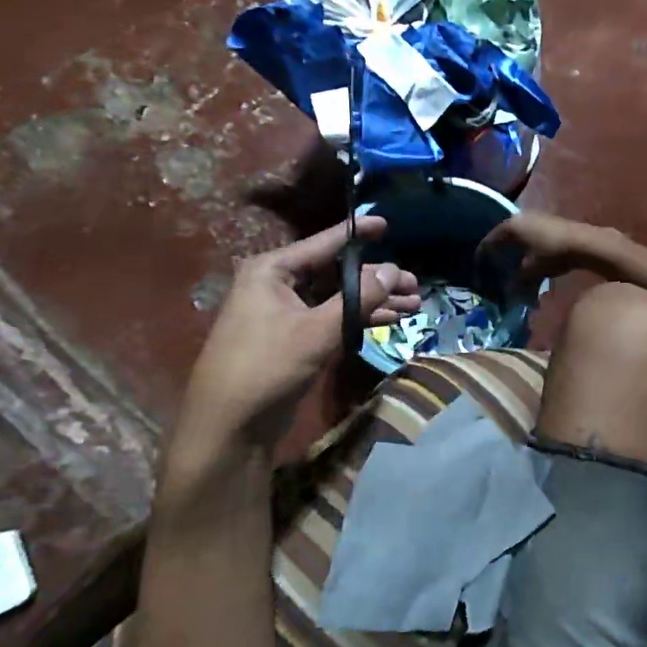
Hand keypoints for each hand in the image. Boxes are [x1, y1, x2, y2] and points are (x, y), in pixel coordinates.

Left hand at [164, 217, 419, 487]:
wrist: (231, 423)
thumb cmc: (267, 366)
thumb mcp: (317, 330)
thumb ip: (358, 298)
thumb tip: (394, 270)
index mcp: (273, 271)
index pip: (323, 243)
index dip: (357, 234)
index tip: (385, 223)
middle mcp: (278, 285)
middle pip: (337, 273)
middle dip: (377, 280)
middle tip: (415, 285)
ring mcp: (286, 313)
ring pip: (338, 299)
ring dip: (374, 302)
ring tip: (413, 305)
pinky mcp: (294, 339)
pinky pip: (333, 319)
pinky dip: (359, 320)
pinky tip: (390, 321)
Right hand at [478, 211, 617, 287]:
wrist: (586, 242)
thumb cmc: (553, 254)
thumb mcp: (531, 270)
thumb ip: (516, 281)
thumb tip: (508, 294)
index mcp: (510, 226)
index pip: (489, 241)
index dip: (483, 258)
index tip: (480, 272)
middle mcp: (520, 217)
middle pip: (503, 239)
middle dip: (500, 257)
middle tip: (496, 272)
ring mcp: (536, 218)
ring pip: (518, 238)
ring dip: (516, 255)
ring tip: (515, 271)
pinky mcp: (549, 223)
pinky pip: (531, 238)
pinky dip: (528, 251)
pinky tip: (532, 264)